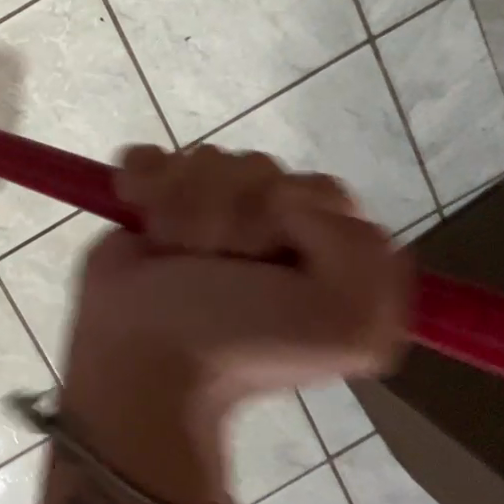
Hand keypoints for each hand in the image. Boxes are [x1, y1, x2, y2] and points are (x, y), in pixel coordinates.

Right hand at [54, 144, 411, 503]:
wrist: (144, 349)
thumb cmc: (240, 340)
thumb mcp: (348, 325)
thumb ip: (361, 250)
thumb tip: (286, 199)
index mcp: (323, 247)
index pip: (320, 188)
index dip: (293, 213)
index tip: (272, 258)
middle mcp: (269, 221)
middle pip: (258, 168)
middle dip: (231, 216)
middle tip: (216, 264)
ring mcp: (205, 204)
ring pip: (202, 159)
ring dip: (182, 209)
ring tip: (174, 254)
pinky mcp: (150, 193)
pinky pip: (150, 155)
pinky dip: (141, 182)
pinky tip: (142, 220)